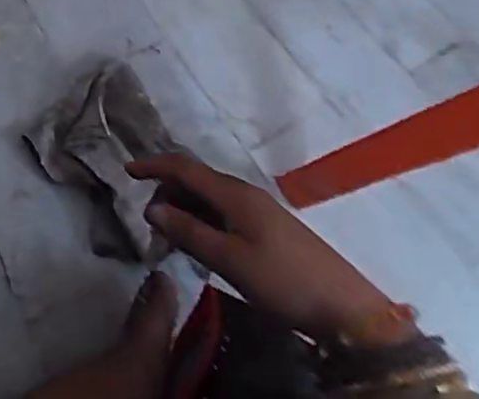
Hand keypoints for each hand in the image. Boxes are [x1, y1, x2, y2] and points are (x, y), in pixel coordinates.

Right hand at [125, 153, 404, 342]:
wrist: (351, 313)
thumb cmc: (284, 281)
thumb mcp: (229, 260)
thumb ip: (187, 232)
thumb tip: (150, 209)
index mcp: (233, 194)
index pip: (183, 167)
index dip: (153, 165)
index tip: (126, 171)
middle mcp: (244, 193)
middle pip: (194, 180)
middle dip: (167, 194)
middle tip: (152, 224)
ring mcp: (259, 211)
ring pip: (208, 198)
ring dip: (184, 211)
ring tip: (173, 239)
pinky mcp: (269, 229)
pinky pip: (223, 213)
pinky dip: (203, 221)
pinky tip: (201, 245)